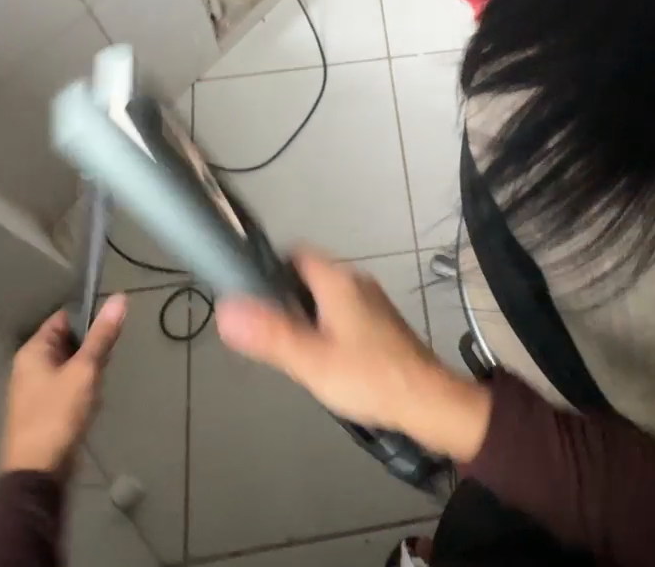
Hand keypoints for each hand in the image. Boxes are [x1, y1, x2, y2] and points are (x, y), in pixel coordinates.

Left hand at [0, 295, 127, 475]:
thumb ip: (102, 336)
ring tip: (98, 387)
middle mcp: (30, 366)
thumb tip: (119, 297)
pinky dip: (83, 390)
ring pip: (72, 366)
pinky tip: (92, 403)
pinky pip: (69, 387)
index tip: (112, 328)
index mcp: (33, 352)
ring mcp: (36, 390)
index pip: (63, 318)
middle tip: (105, 362)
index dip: (88, 318)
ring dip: (89, 373)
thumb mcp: (85, 370)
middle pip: (69, 342)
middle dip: (92, 351)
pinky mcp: (45, 409)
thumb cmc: (57, 414)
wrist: (38, 472)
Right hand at [216, 250, 491, 462]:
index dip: (271, 266)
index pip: (297, 254)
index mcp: (339, 281)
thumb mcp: (312, 360)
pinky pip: (344, 313)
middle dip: (286, 298)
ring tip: (294, 350)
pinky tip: (324, 360)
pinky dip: (328, 328)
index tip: (251, 291)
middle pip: (310, 276)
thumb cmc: (369, 378)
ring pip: (327, 297)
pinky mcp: (382, 323)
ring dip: (307, 316)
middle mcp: (358, 282)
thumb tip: (228, 309)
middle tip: (269, 331)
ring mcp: (373, 302)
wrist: (426, 401)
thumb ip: (270, 335)